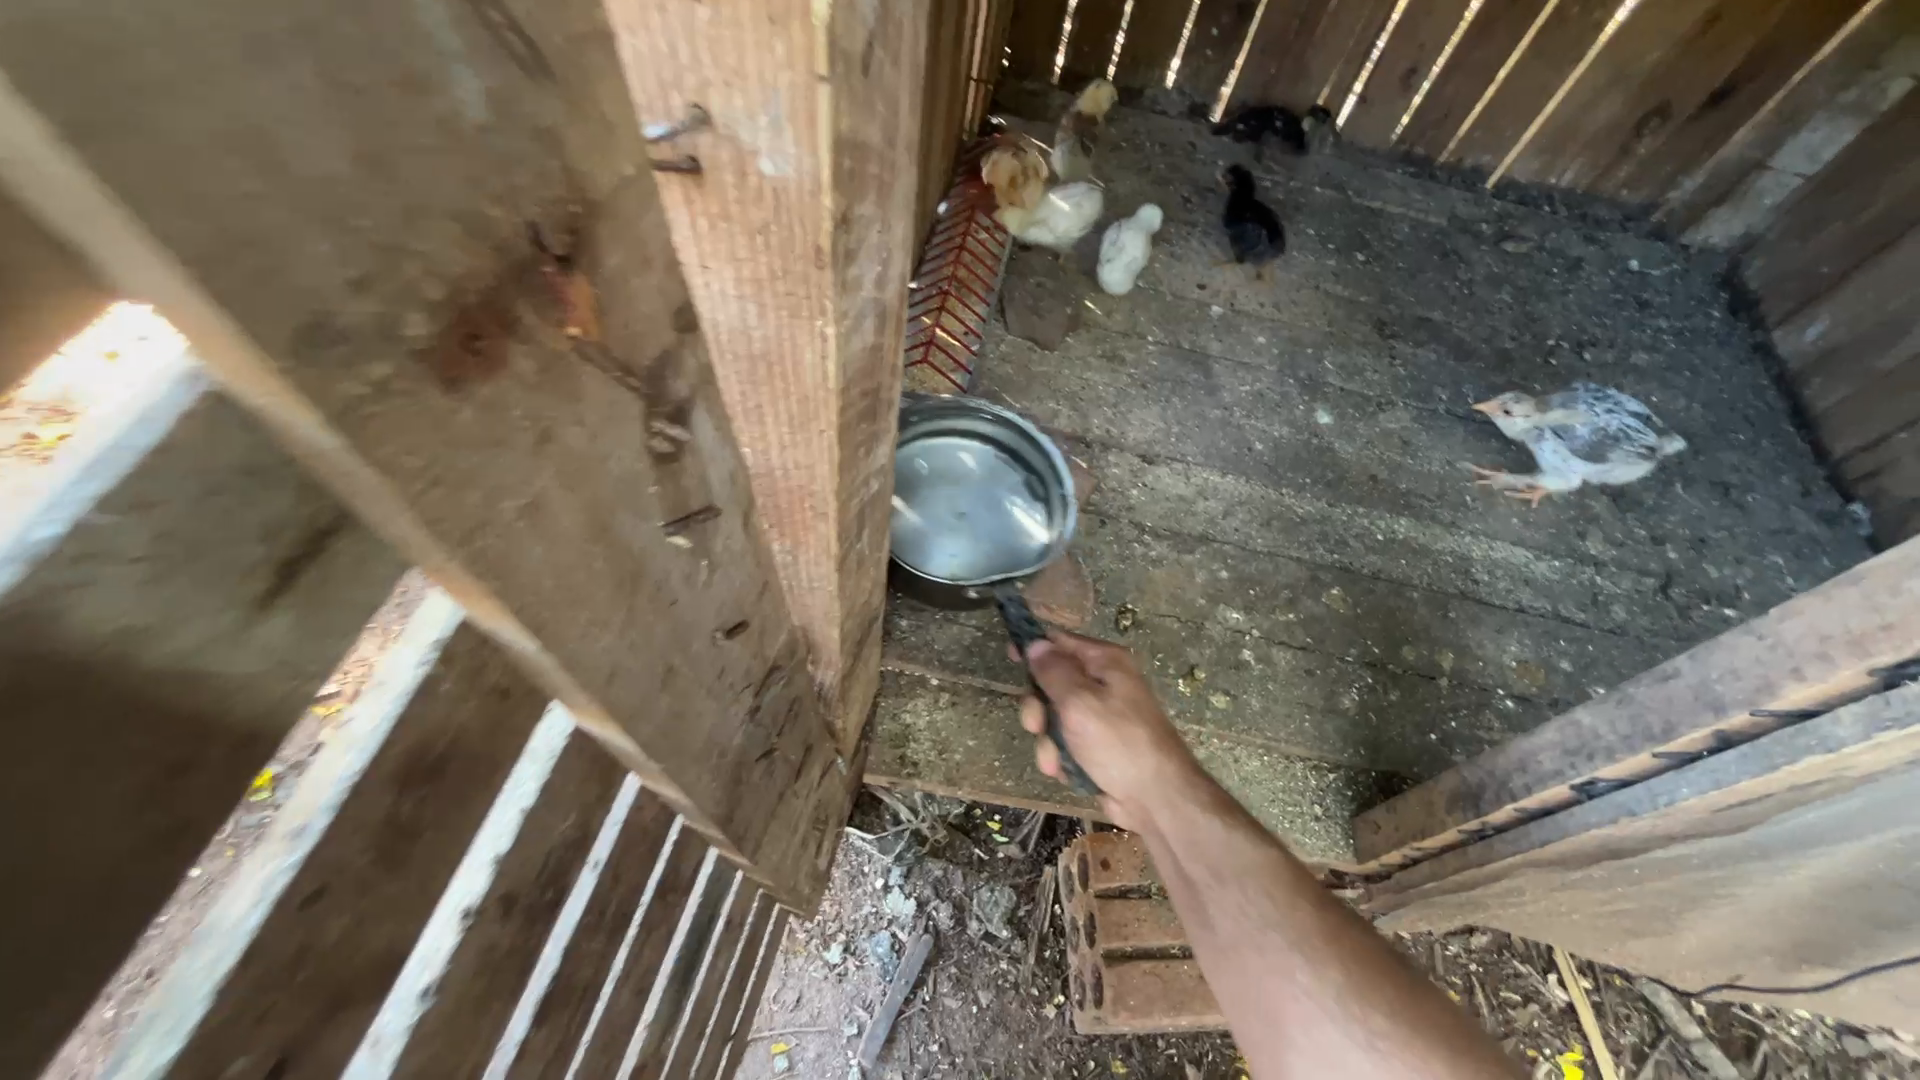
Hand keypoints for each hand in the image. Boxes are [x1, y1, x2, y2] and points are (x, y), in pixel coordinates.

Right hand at [1014, 630, 1202, 830]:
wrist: (1155, 798)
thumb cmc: (1118, 742)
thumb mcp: (1080, 702)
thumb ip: (1053, 672)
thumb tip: (1035, 643)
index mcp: (1104, 662)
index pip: (1059, 641)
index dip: (1033, 647)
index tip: (1009, 657)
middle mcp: (1102, 683)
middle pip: (1050, 682)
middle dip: (1038, 708)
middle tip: (1037, 725)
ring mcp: (1098, 716)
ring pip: (1052, 717)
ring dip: (1048, 740)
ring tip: (1058, 759)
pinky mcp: (1094, 745)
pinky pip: (1063, 742)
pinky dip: (1060, 756)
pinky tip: (1068, 770)